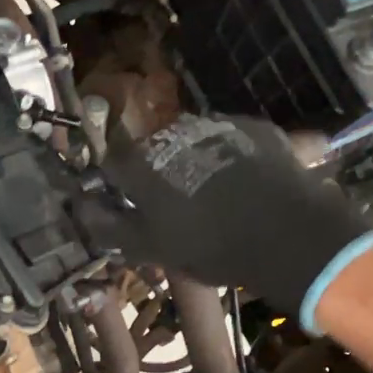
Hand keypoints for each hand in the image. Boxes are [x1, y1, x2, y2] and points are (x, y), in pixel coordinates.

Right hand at [83, 115, 372, 328]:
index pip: (110, 165)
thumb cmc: (211, 246)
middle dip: (153, 175)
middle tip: (169, 209)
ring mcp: (216, 124)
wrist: (291, 234)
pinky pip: (226, 141)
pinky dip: (225, 158)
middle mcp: (173, 132)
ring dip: (189, 164)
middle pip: (150, 151)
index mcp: (142, 162)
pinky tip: (240, 185)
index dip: (113, 187)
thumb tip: (81, 209)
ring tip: (207, 197)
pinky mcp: (254, 128)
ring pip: (188, 143)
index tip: (123, 208)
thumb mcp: (152, 248)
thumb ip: (110, 227)